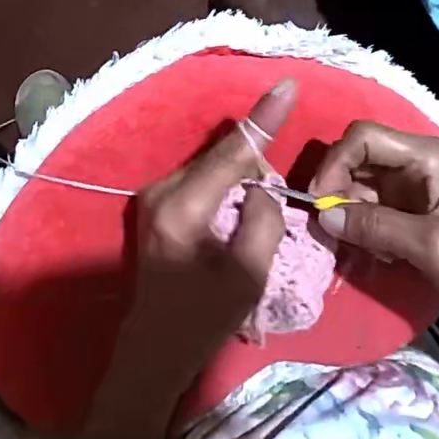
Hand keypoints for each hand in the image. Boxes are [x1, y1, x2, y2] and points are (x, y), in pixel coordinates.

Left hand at [110, 80, 296, 396]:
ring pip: (212, 169)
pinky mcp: (155, 206)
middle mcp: (161, 191)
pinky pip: (201, 182)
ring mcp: (153, 197)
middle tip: (270, 209)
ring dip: (239, 182)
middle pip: (222, 157)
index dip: (263, 120)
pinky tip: (231, 222)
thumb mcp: (249, 275)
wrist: (152, 352)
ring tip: (247, 226)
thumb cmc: (202, 320)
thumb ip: (263, 219)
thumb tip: (262, 186)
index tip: (286, 86)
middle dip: (254, 169)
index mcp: (183, 207)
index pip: (232, 153)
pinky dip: (223, 191)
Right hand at [310, 121, 438, 337]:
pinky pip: (369, 206)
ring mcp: (411, 185)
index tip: (320, 199)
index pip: (365, 137)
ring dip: (348, 211)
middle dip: (338, 188)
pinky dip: (362, 225)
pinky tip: (376, 250)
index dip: (336, 162)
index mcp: (428, 156)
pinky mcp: (408, 208)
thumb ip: (373, 225)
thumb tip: (322, 214)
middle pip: (358, 157)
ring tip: (355, 243)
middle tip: (329, 224)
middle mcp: (417, 162)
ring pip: (359, 184)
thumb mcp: (427, 244)